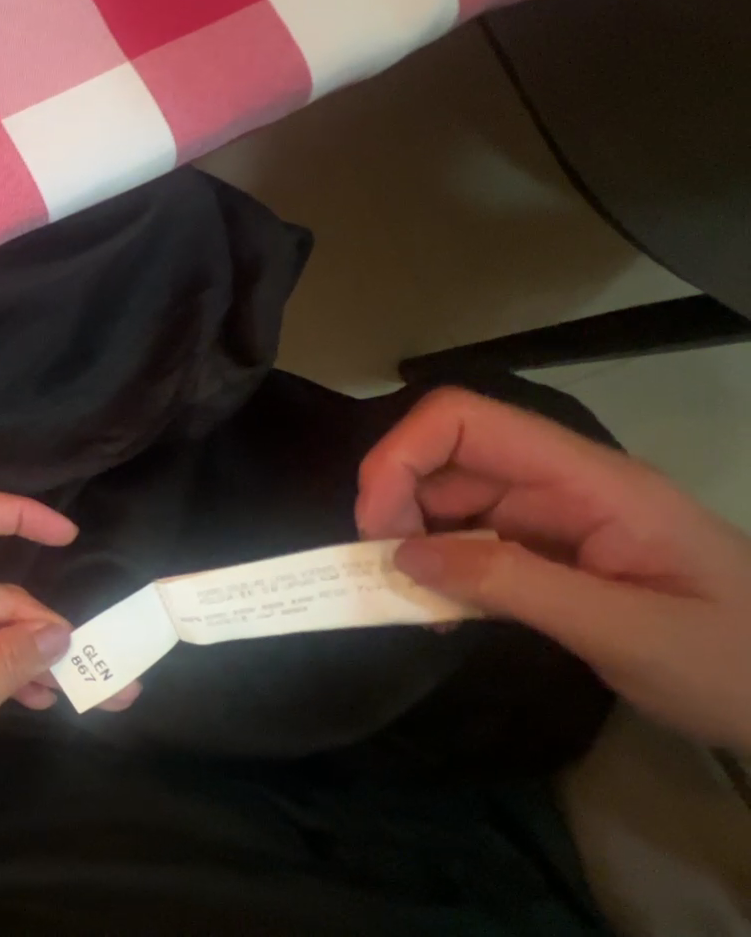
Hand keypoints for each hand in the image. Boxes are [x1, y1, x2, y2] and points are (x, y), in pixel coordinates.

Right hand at [357, 388, 750, 750]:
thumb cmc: (744, 667)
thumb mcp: (629, 632)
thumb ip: (512, 587)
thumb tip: (401, 556)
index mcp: (589, 481)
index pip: (465, 421)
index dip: (401, 456)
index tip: (375, 525)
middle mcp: (561, 485)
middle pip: (441, 459)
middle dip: (394, 508)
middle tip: (387, 573)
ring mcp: (551, 518)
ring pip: (443, 502)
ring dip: (410, 545)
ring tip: (418, 605)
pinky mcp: (543, 552)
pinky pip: (464, 543)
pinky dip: (435, 571)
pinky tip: (442, 611)